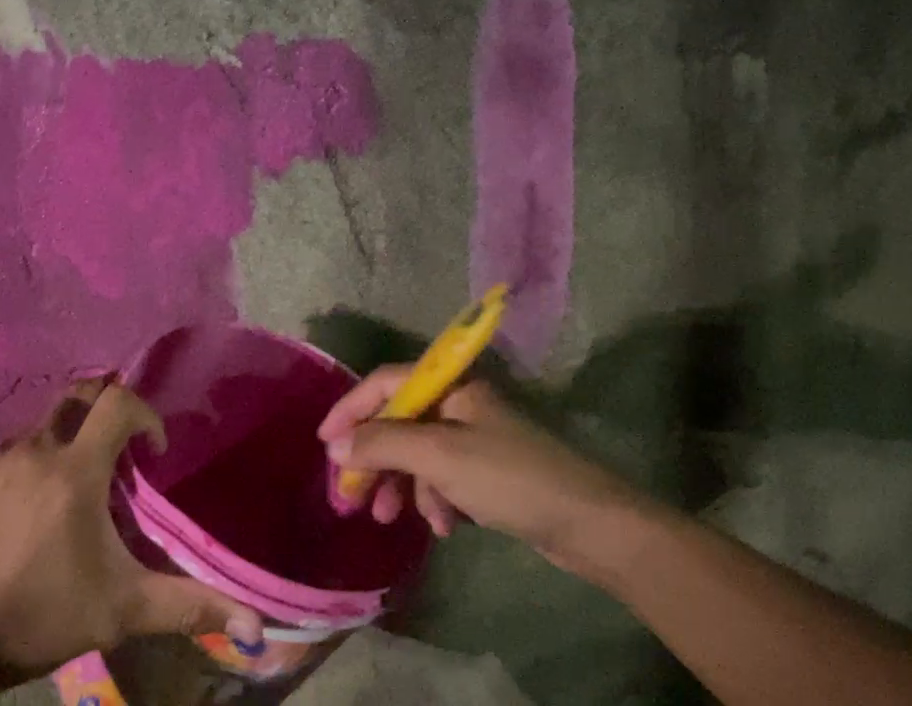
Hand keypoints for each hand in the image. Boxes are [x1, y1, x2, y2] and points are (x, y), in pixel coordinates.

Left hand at [0, 380, 263, 685]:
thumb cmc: (39, 618)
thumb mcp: (121, 612)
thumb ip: (188, 607)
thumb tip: (255, 629)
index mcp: (74, 471)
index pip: (119, 403)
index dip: (146, 416)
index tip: (154, 452)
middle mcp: (34, 450)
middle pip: (78, 395)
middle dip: (107, 408)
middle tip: (121, 447)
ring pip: (44, 423)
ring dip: (70, 438)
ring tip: (79, 484)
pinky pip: (12, 449)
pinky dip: (35, 460)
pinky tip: (33, 505)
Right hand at [317, 367, 659, 583]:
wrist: (587, 522)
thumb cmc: (509, 477)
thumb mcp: (439, 457)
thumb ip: (384, 444)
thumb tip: (336, 446)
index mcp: (452, 386)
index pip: (386, 384)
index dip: (351, 408)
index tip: (324, 444)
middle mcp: (462, 405)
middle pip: (400, 422)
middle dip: (375, 459)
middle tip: (351, 496)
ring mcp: (477, 439)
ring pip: (420, 455)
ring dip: (403, 486)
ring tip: (391, 520)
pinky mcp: (490, 473)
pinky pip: (446, 479)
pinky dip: (437, 500)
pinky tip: (445, 527)